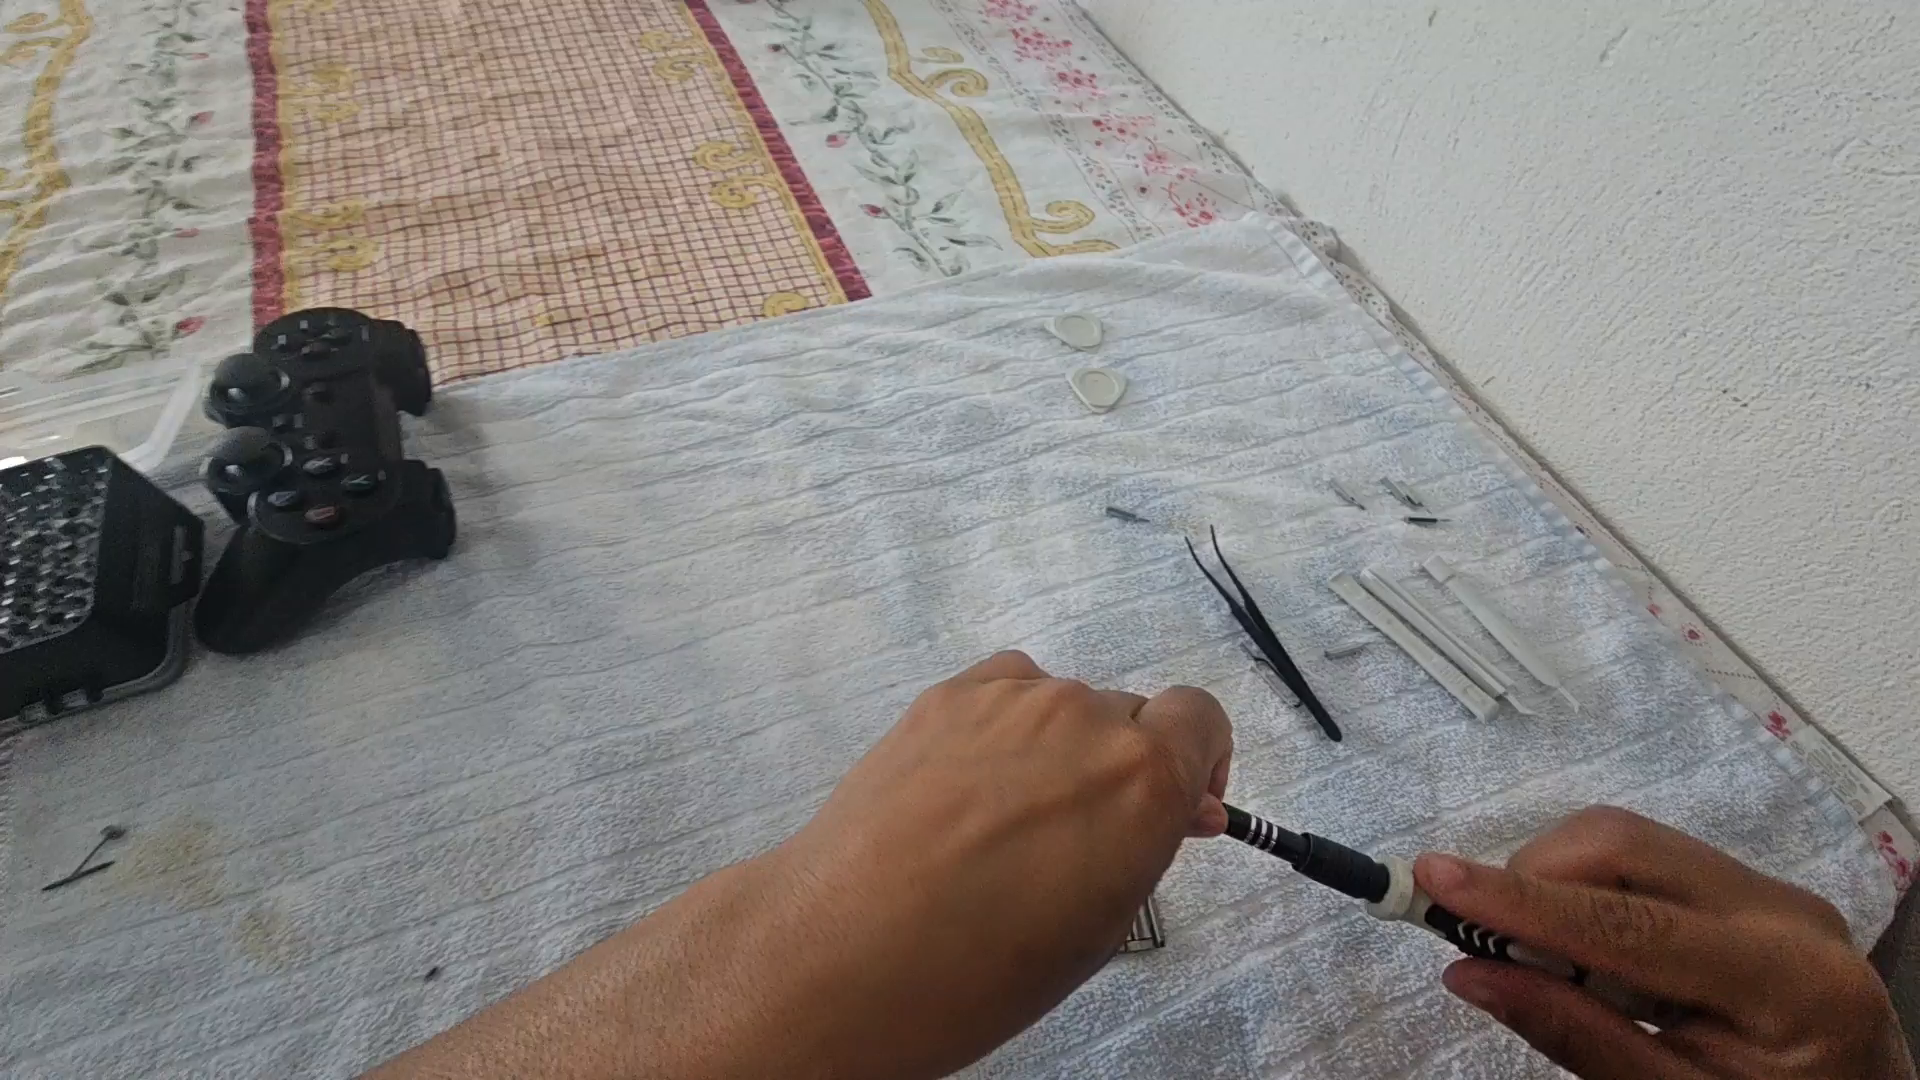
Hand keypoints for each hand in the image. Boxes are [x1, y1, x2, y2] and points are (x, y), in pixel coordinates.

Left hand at [762, 650, 1232, 1076]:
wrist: (852, 942)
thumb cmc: (989, 964)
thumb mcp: (1102, 918)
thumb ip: (1149, 838)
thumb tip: (1183, 801)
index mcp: (1143, 776)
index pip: (1201, 716)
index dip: (1196, 756)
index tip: (1175, 800)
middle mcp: (1085, 715)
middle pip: (1127, 716)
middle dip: (1119, 762)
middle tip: (1072, 827)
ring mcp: (1012, 695)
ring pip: (1064, 703)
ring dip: (1058, 745)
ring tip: (1001, 809)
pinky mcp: (951, 689)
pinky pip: (1007, 690)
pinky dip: (1007, 722)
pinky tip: (969, 775)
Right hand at [1415, 806, 1914, 1079]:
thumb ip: (1572, 1034)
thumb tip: (1462, 972)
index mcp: (1791, 984)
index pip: (1624, 923)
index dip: (1518, 898)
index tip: (1429, 877)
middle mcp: (1784, 912)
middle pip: (1617, 845)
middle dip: (1533, 876)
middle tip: (1491, 931)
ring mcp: (1764, 888)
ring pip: (1614, 836)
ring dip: (1550, 876)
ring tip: (1547, 948)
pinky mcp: (1736, 881)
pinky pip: (1628, 850)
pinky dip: (1576, 880)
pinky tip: (1584, 938)